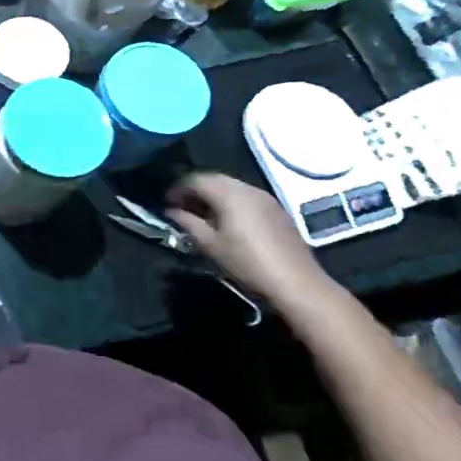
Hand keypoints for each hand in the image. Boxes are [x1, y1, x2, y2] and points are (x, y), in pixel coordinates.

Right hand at [165, 173, 337, 308]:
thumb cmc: (246, 263)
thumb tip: (172, 212)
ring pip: (231, 186)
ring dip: (213, 195)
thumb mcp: (211, 245)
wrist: (294, 280)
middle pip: (215, 179)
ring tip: (201, 215)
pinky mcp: (275, 208)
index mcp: (229, 194)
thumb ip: (188, 223)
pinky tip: (226, 220)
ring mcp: (265, 197)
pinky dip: (230, 201)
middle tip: (181, 207)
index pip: (197, 180)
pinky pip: (245, 196)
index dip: (178, 189)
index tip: (166, 203)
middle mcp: (247, 188)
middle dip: (195, 190)